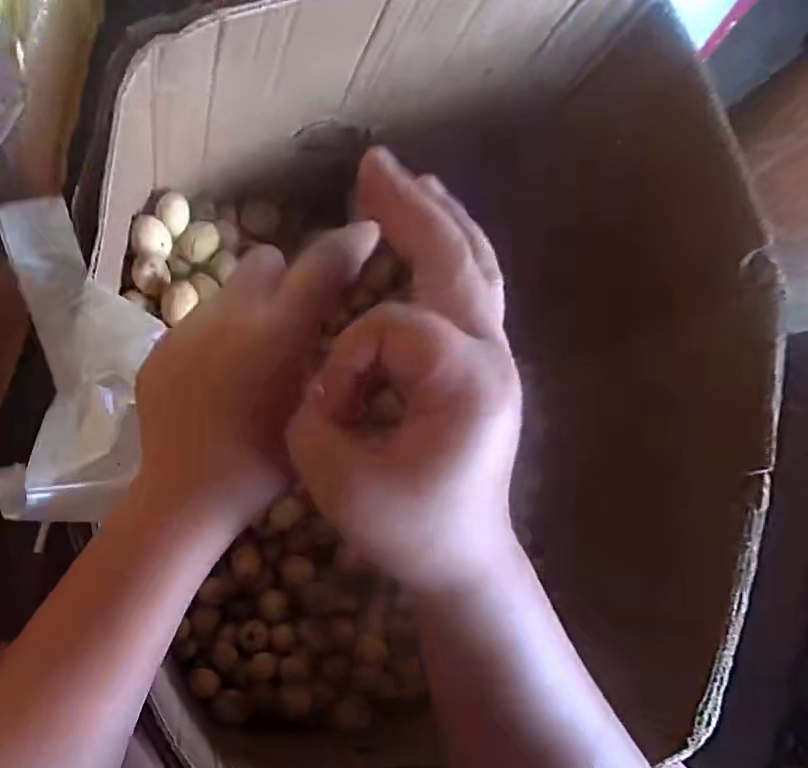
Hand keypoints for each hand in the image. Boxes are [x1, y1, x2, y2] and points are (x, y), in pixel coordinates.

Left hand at [131, 223, 379, 531]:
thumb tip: (326, 326)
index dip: (348, 245)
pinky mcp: (157, 351)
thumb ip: (322, 359)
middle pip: (263, 260)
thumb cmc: (260, 466)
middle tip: (287, 321)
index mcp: (277, 331)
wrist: (186, 494)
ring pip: (223, 295)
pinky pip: (191, 328)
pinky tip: (208, 385)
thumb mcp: (309, 411)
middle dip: (283, 279)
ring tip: (243, 363)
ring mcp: (185, 330)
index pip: (321, 263)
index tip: (363, 238)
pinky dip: (208, 344)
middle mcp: (228, 315)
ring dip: (242, 314)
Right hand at [285, 147, 520, 595]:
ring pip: (475, 271)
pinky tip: (426, 249)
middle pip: (456, 260)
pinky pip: (469, 301)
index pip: (391, 328)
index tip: (328, 414)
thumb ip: (311, 419)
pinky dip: (446, 263)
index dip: (344, 361)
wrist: (463, 562)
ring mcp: (495, 363)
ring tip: (410, 186)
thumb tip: (314, 383)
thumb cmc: (407, 531)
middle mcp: (491, 358)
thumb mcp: (338, 482)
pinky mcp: (484, 376)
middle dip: (411, 211)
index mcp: (464, 381)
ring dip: (438, 225)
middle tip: (374, 166)